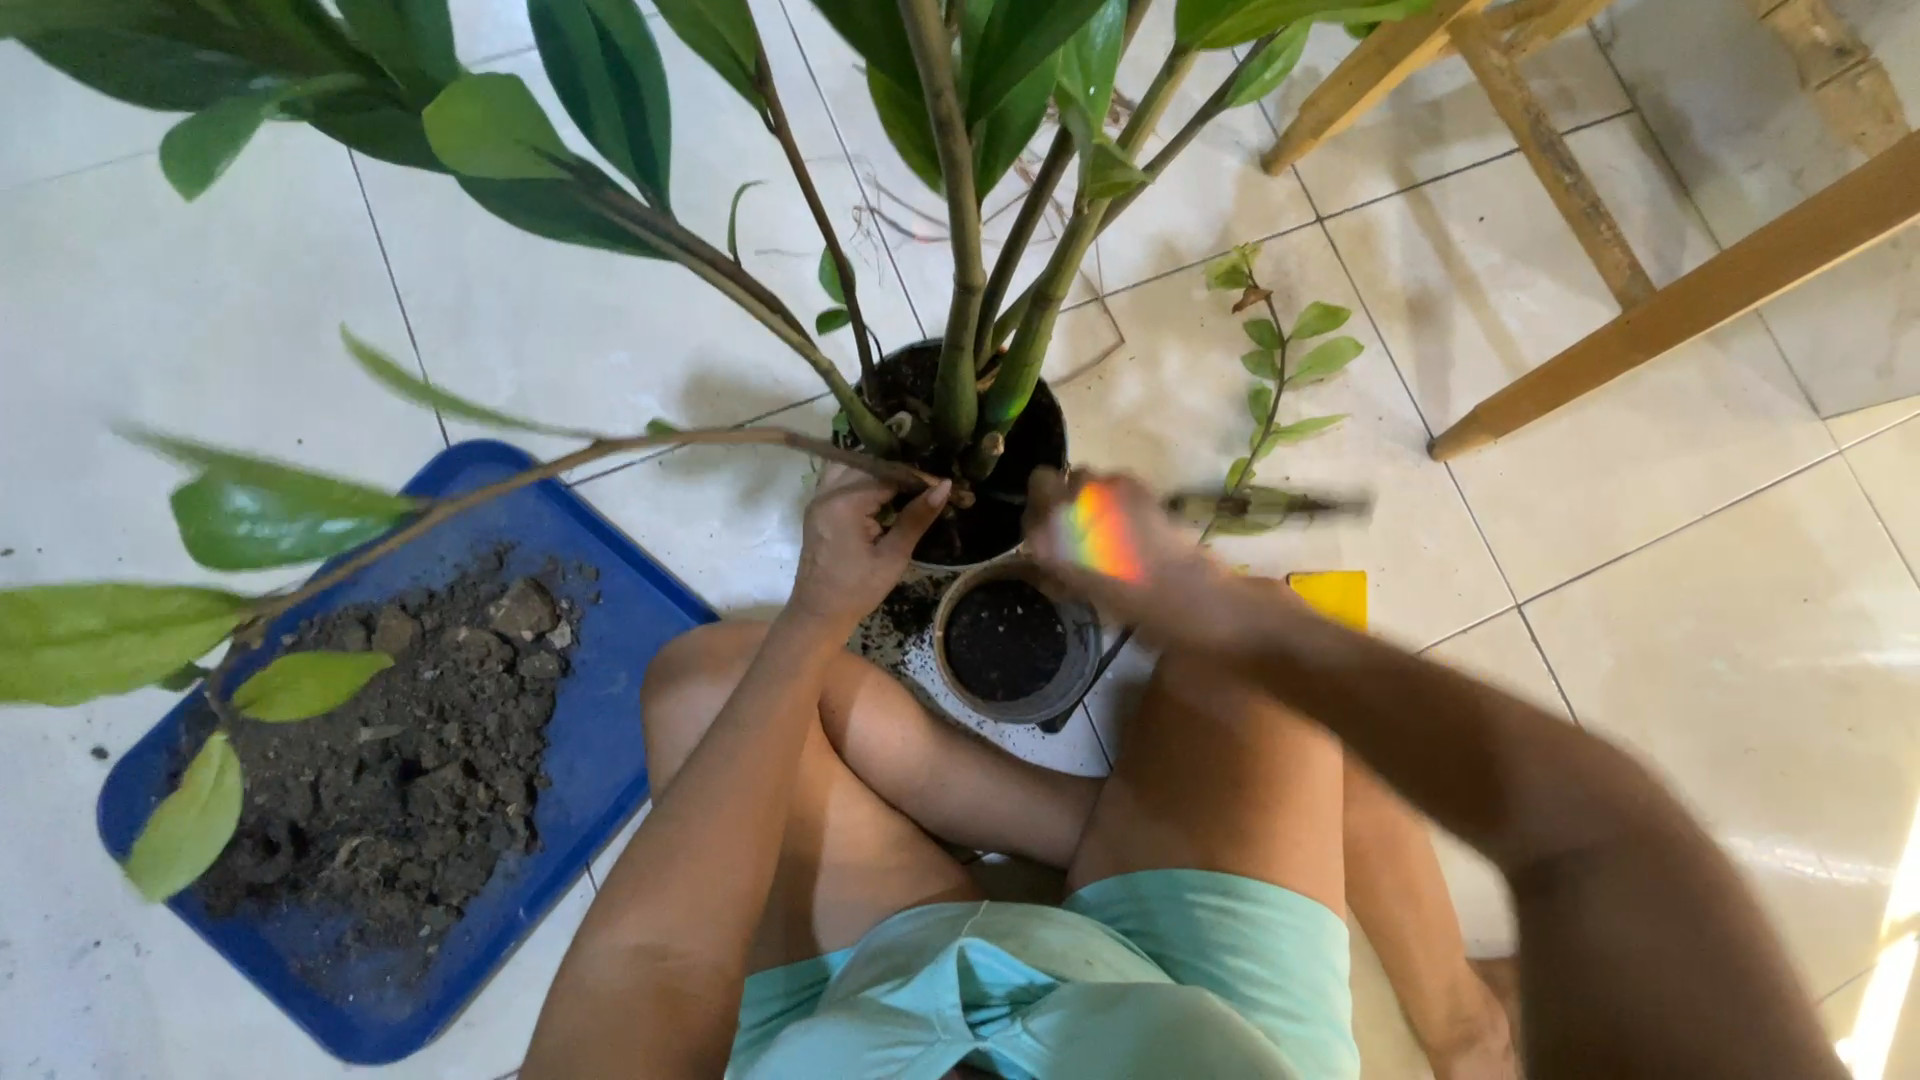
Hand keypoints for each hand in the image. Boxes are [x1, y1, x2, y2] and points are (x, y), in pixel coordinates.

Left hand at [788, 464, 949, 632]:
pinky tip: (880, 492)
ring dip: (877, 471)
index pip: (887, 475)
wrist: (818, 614)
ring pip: (850, 466)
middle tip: (925, 484)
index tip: (940, 484)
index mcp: (845, 504)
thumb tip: (944, 486)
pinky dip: (860, 479)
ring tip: (904, 485)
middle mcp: (827, 493)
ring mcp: (818, 499)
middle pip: (868, 465)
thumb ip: (916, 518)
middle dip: (898, 471)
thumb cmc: (857, 590)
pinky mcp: (816, 508)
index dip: (916, 477)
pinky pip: (838, 479)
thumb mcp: (893, 556)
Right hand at [1022, 468, 1281, 651]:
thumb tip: (1057, 569)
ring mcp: (1096, 493)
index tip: (1052, 533)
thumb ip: (1065, 575)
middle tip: (1076, 516)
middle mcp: (1062, 511)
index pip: (1026, 517)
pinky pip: (1112, 479)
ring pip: (1080, 474)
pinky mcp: (1130, 482)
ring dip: (1088, 490)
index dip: (1039, 521)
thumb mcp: (1090, 597)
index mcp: (1047, 546)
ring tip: (1108, 514)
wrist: (1188, 594)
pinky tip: (1134, 514)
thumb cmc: (1138, 609)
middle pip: (1043, 479)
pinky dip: (1117, 491)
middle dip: (1055, 492)